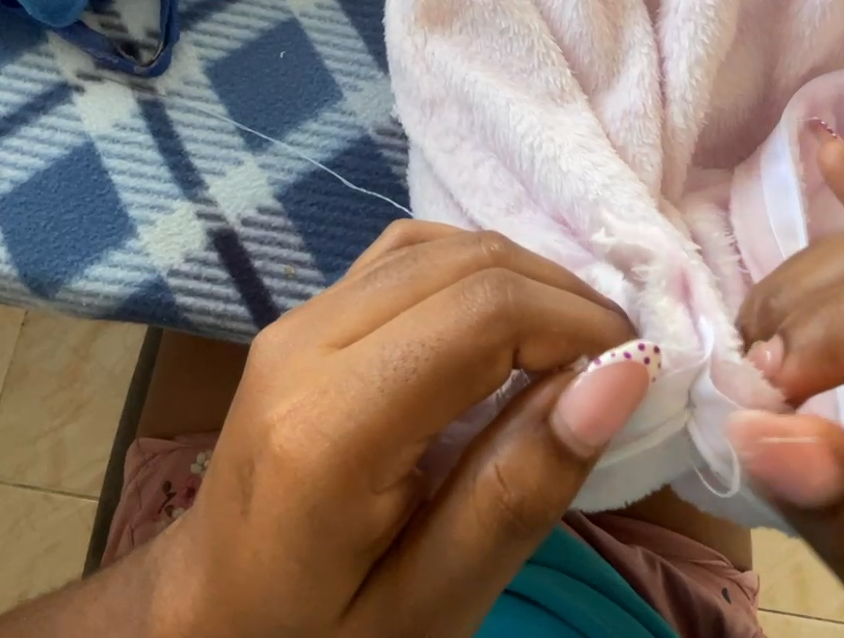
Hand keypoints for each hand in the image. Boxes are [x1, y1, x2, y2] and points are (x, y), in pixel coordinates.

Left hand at [155, 222, 646, 636]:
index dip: (575, 322)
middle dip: (559, 296)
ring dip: (520, 277)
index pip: (480, 313)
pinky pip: (403, 255)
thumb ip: (520, 486)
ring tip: (568, 343)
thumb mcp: (433, 602)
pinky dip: (470, 269)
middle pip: (464, 264)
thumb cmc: (322, 629)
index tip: (634, 368)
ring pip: (437, 244)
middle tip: (613, 360)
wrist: (210, 608)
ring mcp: (296, 317)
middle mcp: (303, 342)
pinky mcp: (303, 314)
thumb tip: (620, 376)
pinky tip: (498, 320)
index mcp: (330, 426)